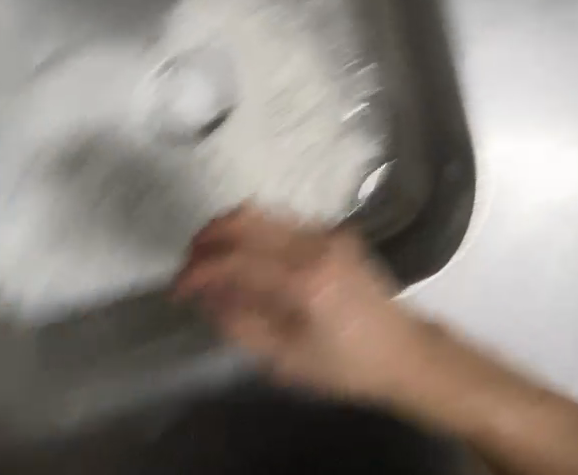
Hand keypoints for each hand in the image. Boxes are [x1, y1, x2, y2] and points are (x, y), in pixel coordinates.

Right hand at [174, 207, 441, 404]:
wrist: (401, 349)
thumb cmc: (343, 365)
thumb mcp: (285, 360)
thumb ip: (240, 323)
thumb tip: (205, 293)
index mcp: (303, 280)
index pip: (236, 260)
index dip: (198, 270)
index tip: (177, 287)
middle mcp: (315, 244)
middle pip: (247, 219)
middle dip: (209, 238)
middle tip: (188, 263)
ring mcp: (328, 231)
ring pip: (265, 212)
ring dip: (230, 230)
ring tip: (209, 257)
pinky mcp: (336, 230)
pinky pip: (284, 220)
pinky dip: (256, 231)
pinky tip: (246, 256)